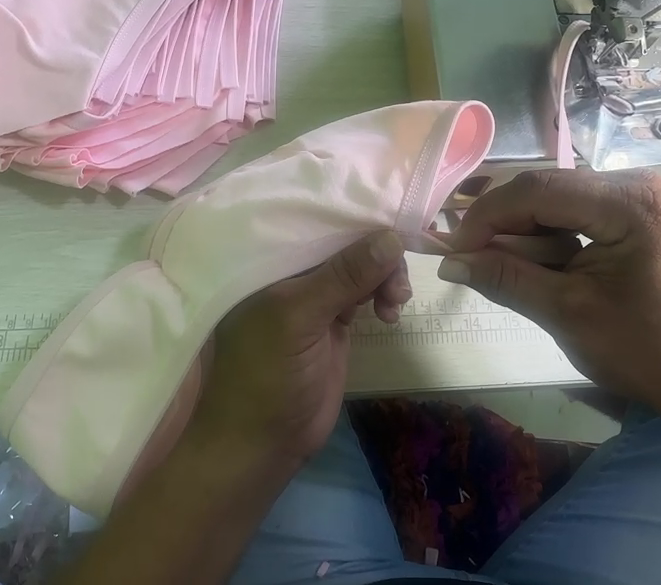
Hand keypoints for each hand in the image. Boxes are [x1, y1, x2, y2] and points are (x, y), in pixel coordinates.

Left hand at [192, 231, 406, 463]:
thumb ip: (344, 276)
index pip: (316, 220)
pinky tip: (391, 314)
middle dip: (379, 253)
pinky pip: (367, 292)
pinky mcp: (335, 320)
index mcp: (269, 260)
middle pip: (345, 242)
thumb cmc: (266, 375)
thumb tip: (391, 237)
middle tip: (397, 285)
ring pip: (361, 266)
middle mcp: (293, 271)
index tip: (397, 216)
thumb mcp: (301, 319)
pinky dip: (384, 295)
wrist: (263, 444)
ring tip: (396, 303)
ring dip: (387, 277)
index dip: (356, 216)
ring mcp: (316, 297)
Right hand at [437, 169, 660, 404]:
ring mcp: (634, 193)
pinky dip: (545, 234)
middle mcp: (633, 182)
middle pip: (545, 189)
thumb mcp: (564, 313)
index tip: (454, 250)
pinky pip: (572, 210)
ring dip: (522, 231)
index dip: (488, 217)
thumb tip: (448, 262)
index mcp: (628, 202)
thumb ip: (505, 278)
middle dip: (503, 224)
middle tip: (468, 259)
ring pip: (553, 198)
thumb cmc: (640, 349)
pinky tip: (533, 263)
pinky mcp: (630, 210)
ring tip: (498, 266)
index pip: (538, 191)